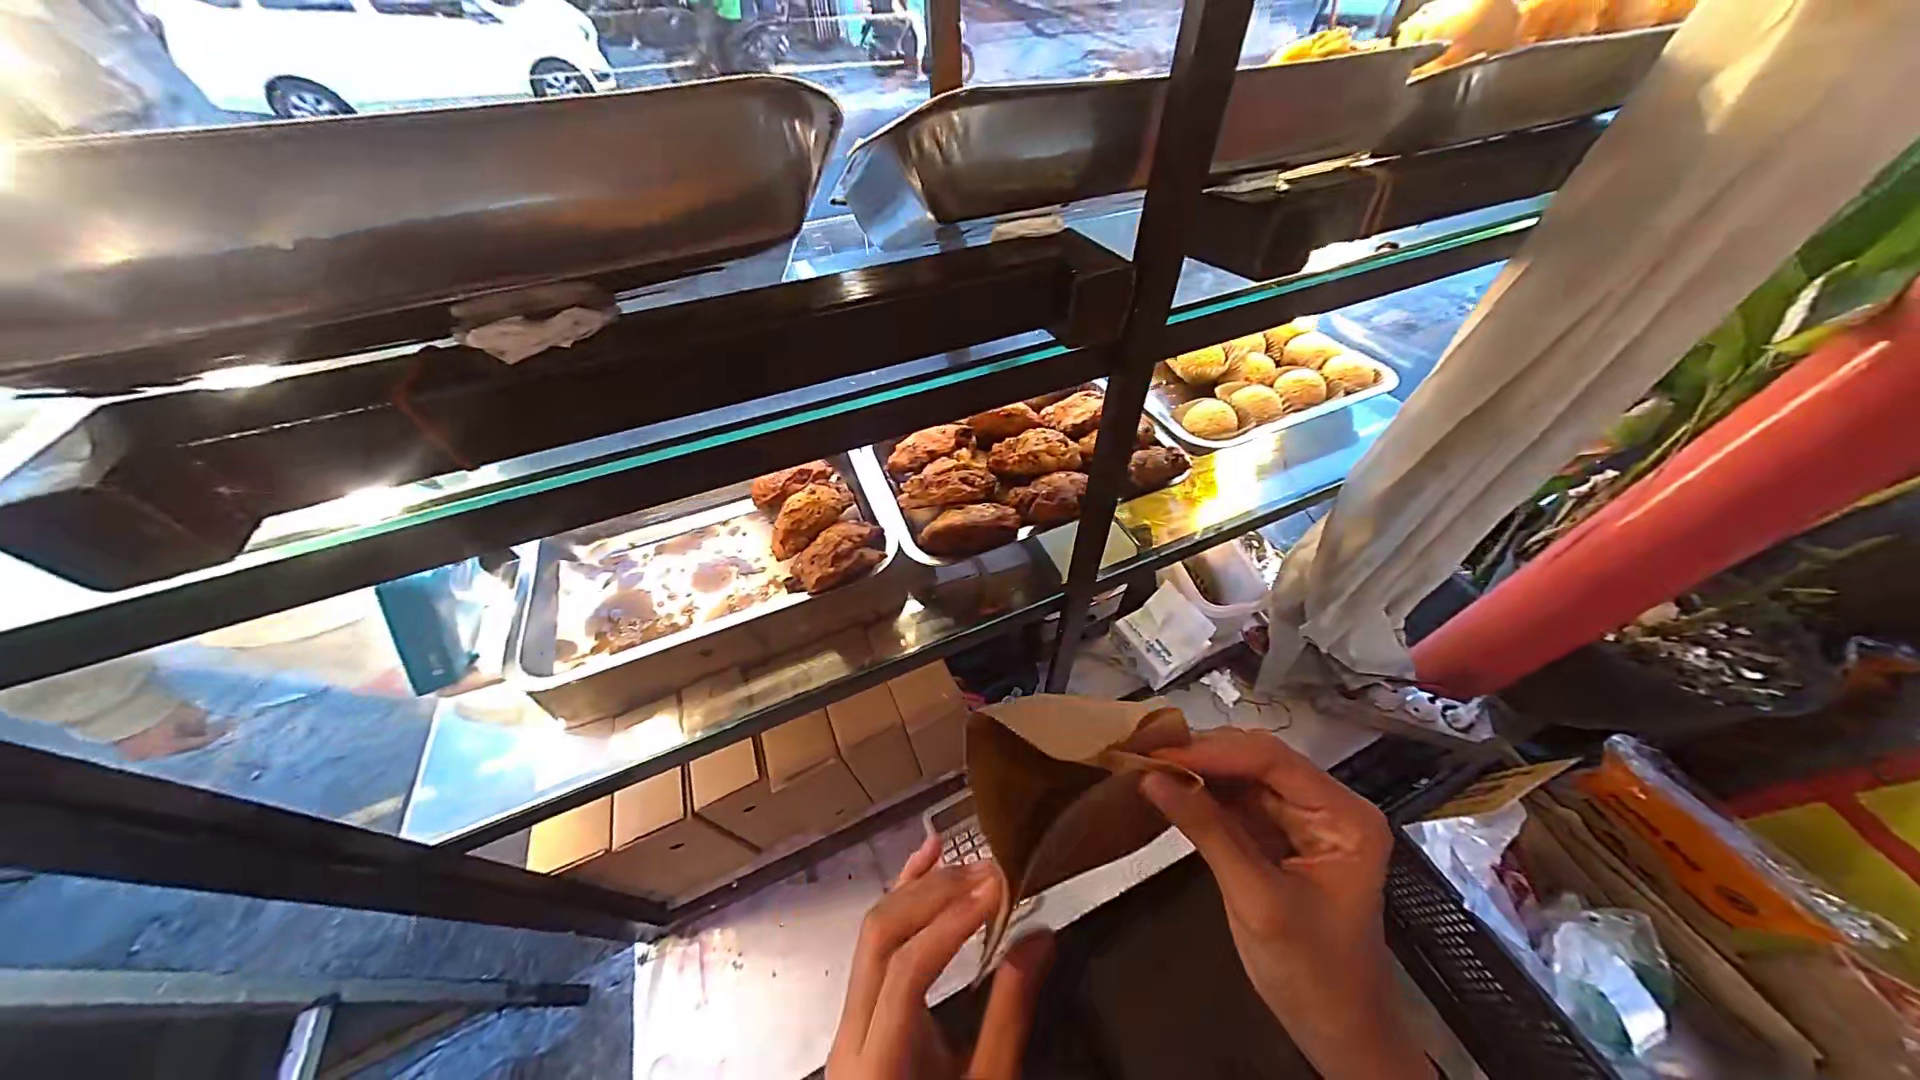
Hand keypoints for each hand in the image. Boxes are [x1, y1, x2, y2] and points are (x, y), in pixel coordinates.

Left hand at [828, 831, 1054, 1079]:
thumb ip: (1010, 1015)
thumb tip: (1040, 937)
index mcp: (878, 1061)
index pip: (907, 971)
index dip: (950, 924)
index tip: (995, 891)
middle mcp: (851, 1030)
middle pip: (881, 936)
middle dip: (936, 894)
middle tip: (989, 874)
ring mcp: (848, 1016)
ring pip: (874, 931)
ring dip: (921, 888)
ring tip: (967, 863)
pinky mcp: (860, 1006)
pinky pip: (876, 940)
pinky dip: (902, 895)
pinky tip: (925, 859)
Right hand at [1141, 728, 1424, 1079]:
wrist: (1337, 1031)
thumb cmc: (1313, 974)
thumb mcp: (1256, 900)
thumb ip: (1207, 831)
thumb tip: (1150, 778)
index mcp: (1345, 817)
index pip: (1273, 761)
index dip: (1213, 751)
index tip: (1159, 752)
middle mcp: (1328, 805)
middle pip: (1257, 758)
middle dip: (1201, 754)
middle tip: (1145, 752)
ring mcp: (1302, 818)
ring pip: (1242, 773)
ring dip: (1196, 768)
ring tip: (1148, 762)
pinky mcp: (1277, 832)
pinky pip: (1235, 798)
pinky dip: (1200, 791)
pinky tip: (1168, 785)